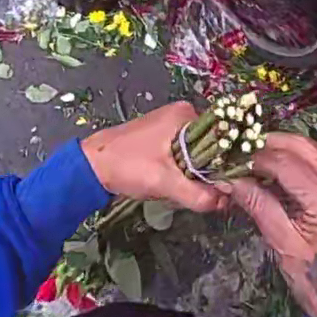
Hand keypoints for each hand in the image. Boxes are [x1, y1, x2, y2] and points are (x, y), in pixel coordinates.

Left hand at [82, 103, 226, 212]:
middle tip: (202, 190)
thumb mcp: (164, 182)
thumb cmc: (128, 165)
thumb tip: (225, 202)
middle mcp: (183, 113)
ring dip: (194, 171)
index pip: (222, 136)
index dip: (224, 162)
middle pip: (210, 145)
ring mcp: (172, 123)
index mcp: (187, 114)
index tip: (223, 184)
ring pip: (197, 151)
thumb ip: (197, 194)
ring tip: (186, 188)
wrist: (91, 166)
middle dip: (206, 170)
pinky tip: (176, 182)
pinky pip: (185, 152)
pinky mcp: (163, 135)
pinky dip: (183, 168)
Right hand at [221, 133, 316, 316]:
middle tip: (240, 150)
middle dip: (270, 144)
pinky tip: (277, 170)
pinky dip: (300, 164)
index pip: (288, 164)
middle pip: (305, 148)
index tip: (230, 157)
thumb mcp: (283, 245)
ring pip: (315, 152)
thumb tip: (228, 179)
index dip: (256, 156)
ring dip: (284, 151)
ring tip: (254, 158)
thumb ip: (259, 204)